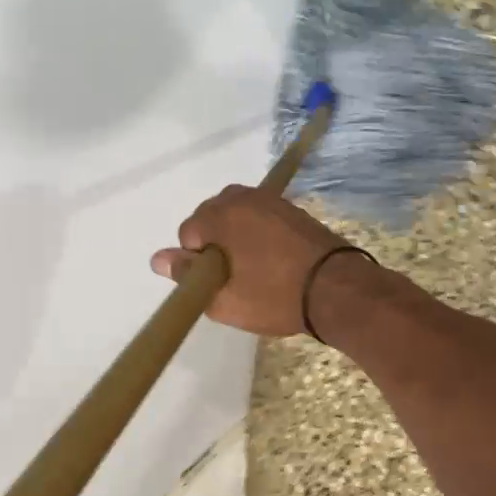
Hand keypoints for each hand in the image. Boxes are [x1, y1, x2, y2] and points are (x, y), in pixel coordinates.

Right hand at [150, 184, 353, 336]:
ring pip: (241, 214)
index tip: (216, 281)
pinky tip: (274, 258)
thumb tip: (159, 257)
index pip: (188, 230)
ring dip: (238, 235)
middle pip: (214, 215)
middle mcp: (247, 197)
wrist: (336, 288)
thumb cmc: (273, 296)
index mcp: (223, 214)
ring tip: (253, 268)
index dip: (197, 259)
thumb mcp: (222, 298)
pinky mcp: (297, 211)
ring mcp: (275, 201)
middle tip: (234, 275)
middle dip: (216, 241)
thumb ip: (187, 274)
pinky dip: (261, 233)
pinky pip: (265, 216)